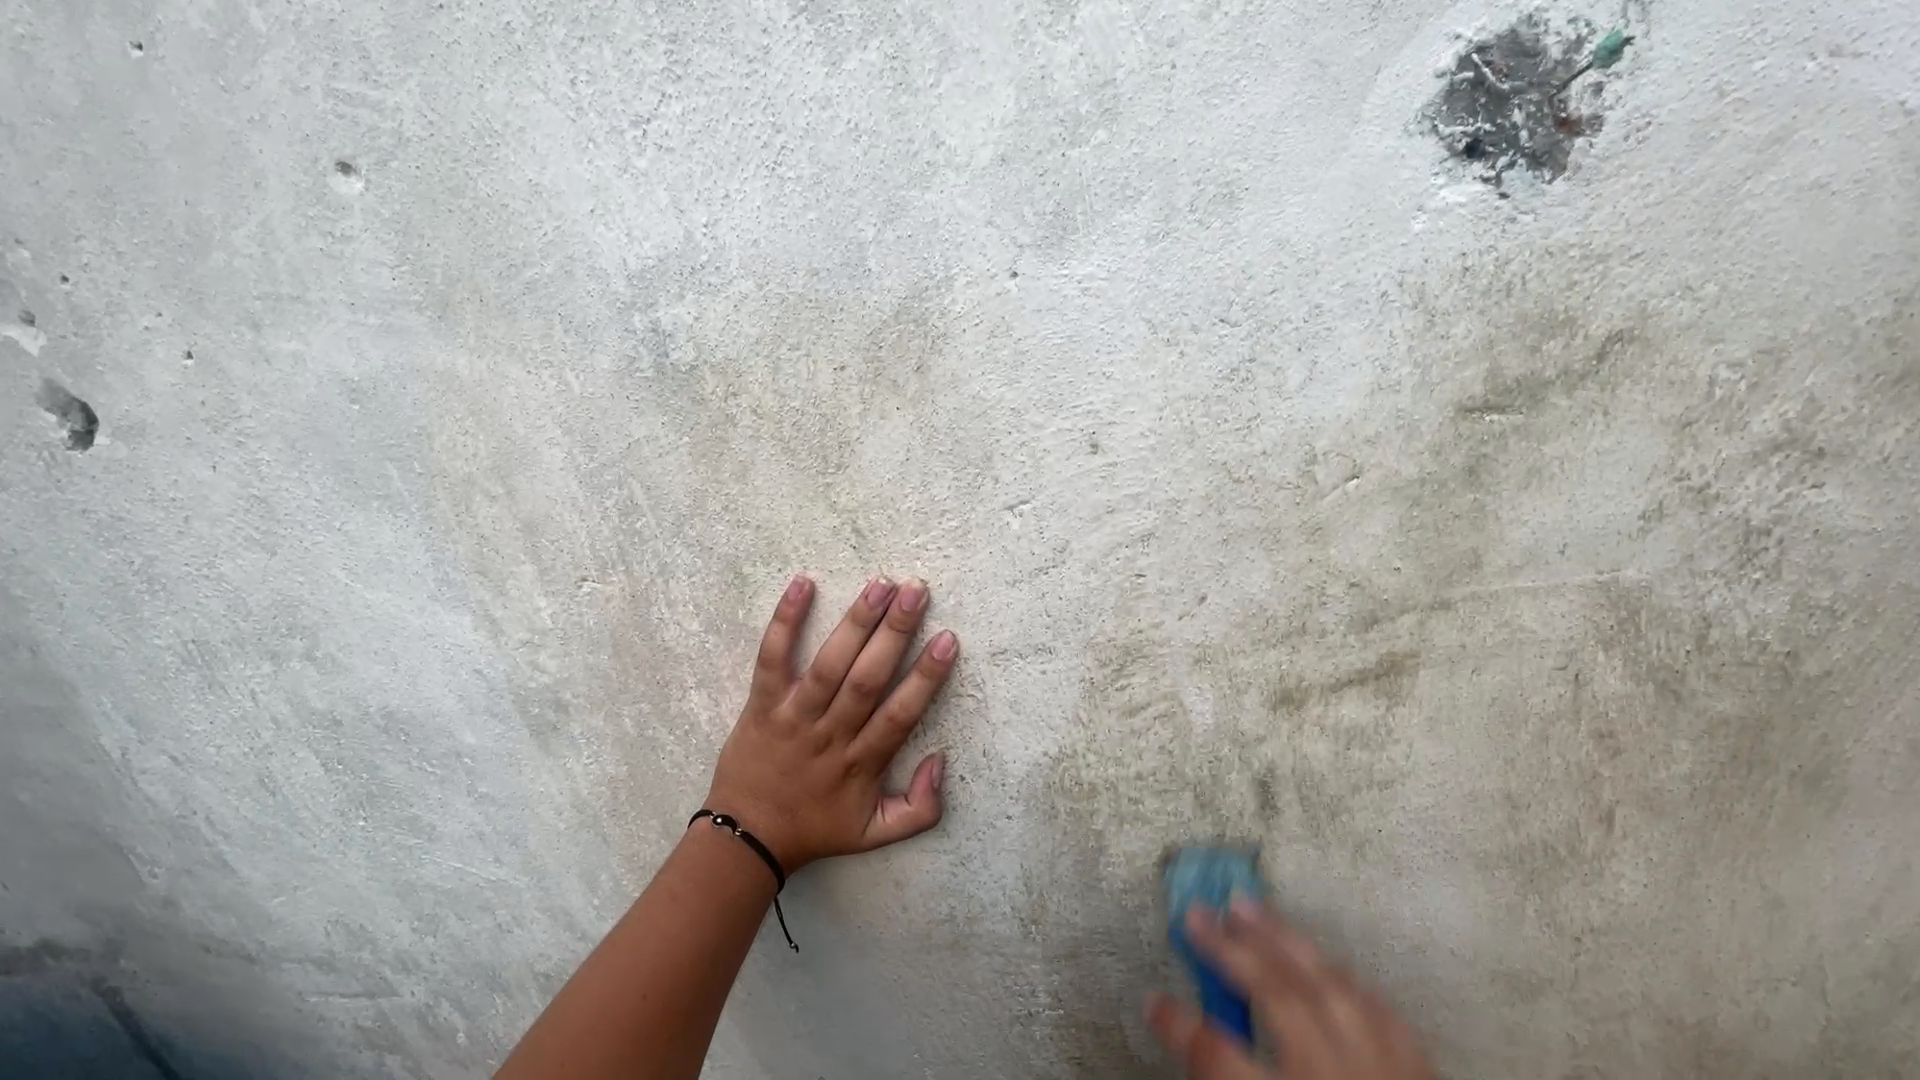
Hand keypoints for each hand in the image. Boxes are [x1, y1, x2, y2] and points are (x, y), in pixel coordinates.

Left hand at [703, 575, 959, 872]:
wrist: (747, 838)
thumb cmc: (815, 829)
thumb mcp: (874, 835)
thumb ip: (920, 808)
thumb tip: (940, 760)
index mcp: (861, 764)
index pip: (900, 714)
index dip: (926, 676)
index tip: (947, 639)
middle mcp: (830, 735)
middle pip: (867, 679)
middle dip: (894, 632)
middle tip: (916, 591)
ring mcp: (794, 717)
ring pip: (828, 665)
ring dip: (854, 622)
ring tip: (879, 585)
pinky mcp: (762, 704)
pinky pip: (772, 659)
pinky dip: (785, 622)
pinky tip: (803, 584)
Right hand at [1148, 899, 1431, 1079]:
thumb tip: (1208, 1053)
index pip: (1216, 1057)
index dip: (1178, 1024)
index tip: (1153, 1002)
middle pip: (1274, 997)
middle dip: (1229, 950)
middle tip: (1195, 914)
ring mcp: (1384, 1075)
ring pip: (1329, 985)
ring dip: (1282, 939)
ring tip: (1249, 907)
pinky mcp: (1422, 1077)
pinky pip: (1379, 1011)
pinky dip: (1343, 978)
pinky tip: (1322, 959)